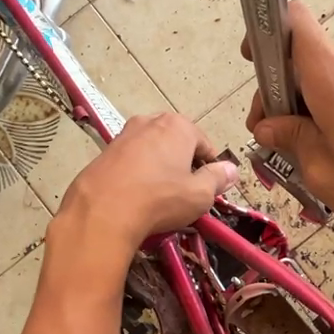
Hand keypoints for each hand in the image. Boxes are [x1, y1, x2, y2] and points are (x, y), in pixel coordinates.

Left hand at [60, 113, 237, 246]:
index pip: (205, 145)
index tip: (208, 189)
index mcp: (178, 126)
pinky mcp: (104, 152)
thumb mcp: (201, 194)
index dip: (210, 169)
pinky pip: (131, 162)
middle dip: (184, 165)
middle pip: (177, 144)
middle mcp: (150, 121)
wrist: (102, 211)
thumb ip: (219, 178)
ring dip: (160, 170)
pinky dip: (138, 175)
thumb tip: (231, 169)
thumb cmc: (160, 199)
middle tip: (185, 193)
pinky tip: (137, 197)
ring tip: (160, 197)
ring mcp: (124, 135)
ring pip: (153, 151)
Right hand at [246, 1, 333, 261]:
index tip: (253, 59)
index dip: (268, 30)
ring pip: (328, 85)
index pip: (296, 23)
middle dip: (281, 95)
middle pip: (307, 63)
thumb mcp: (321, 171)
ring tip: (307, 157)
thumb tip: (268, 125)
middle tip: (271, 138)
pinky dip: (333, 117)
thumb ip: (291, 138)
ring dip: (308, 112)